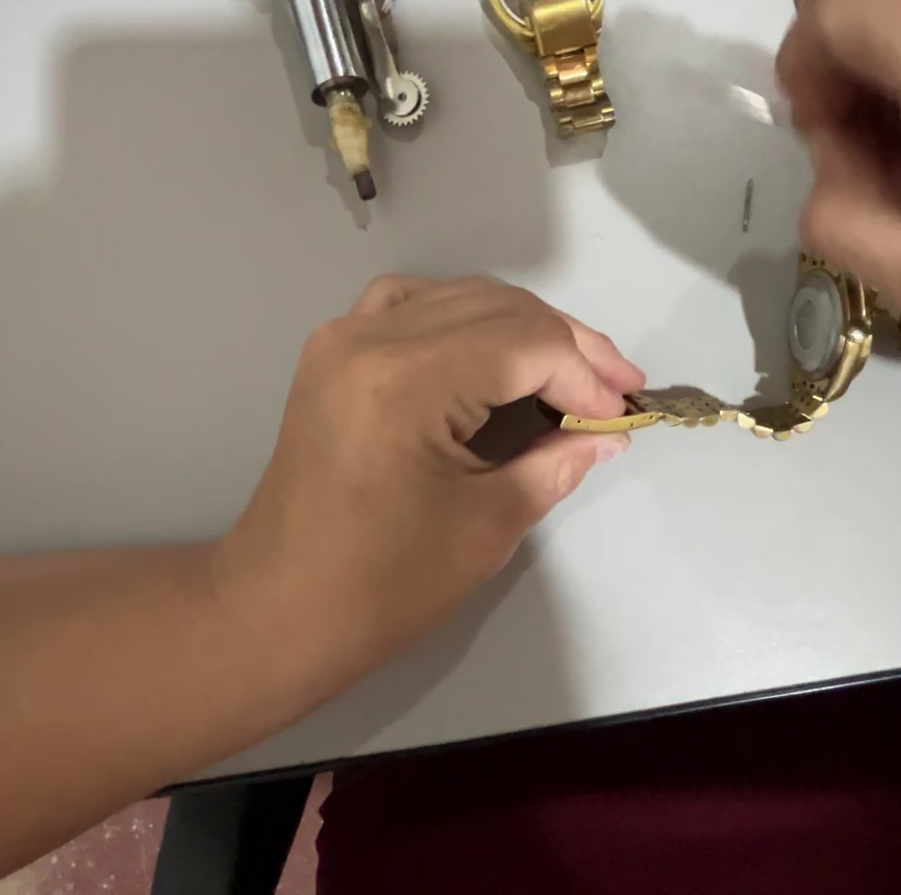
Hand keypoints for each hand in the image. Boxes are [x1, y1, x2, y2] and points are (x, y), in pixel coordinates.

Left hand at [215, 276, 643, 687]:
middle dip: (568, 345)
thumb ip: (555, 463)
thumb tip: (609, 432)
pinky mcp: (334, 350)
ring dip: (522, 327)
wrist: (279, 603)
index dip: (586, 375)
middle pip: (497, 309)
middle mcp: (370, 339)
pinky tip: (492, 348)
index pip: (524, 344)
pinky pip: (412, 304)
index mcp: (406, 383)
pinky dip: (463, 317)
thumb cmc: (382, 584)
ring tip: (571, 368)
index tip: (621, 414)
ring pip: (459, 297)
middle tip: (616, 387)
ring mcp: (344, 337)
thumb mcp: (487, 528)